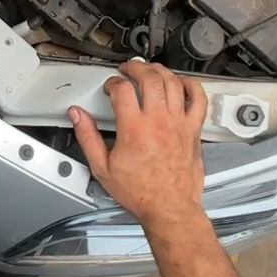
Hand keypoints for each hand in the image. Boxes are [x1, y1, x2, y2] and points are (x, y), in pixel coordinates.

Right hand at [68, 60, 209, 231]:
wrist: (169, 208)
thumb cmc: (140, 192)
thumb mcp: (102, 168)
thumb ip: (87, 137)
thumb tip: (78, 116)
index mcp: (134, 129)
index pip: (122, 89)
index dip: (112, 83)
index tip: (110, 88)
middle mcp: (159, 122)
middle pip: (149, 78)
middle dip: (135, 68)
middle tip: (128, 69)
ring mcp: (179, 123)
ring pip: (173, 82)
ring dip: (159, 71)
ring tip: (150, 70)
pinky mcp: (194, 130)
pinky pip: (199, 99)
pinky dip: (191, 86)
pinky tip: (181, 83)